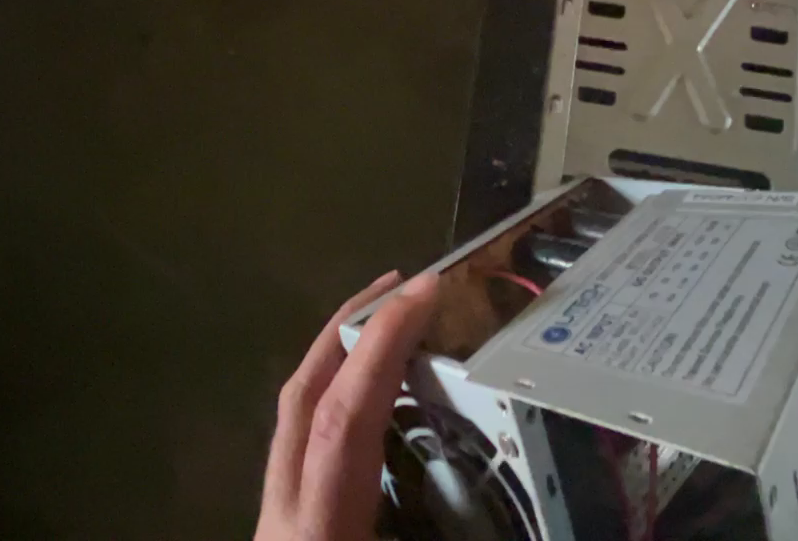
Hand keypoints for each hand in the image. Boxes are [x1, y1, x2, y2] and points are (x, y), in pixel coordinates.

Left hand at [256, 270, 440, 540]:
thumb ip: (459, 540)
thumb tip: (524, 514)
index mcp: (320, 529)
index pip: (345, 417)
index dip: (384, 344)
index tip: (427, 288)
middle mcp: (285, 512)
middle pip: (305, 394)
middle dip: (350, 325)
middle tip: (403, 283)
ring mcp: (274, 515)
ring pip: (295, 411)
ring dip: (340, 352)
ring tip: (386, 318)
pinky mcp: (280, 522)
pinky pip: (299, 434)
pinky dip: (332, 391)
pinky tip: (366, 389)